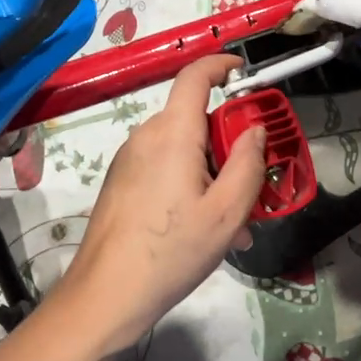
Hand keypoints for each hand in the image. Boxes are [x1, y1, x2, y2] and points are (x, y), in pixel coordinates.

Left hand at [58, 55, 266, 345]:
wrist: (105, 295)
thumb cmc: (171, 251)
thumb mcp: (226, 213)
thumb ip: (248, 164)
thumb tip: (255, 129)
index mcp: (172, 132)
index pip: (195, 75)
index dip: (220, 65)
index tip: (243, 73)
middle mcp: (147, 135)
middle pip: (194, 119)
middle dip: (227, 145)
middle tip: (251, 188)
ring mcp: (129, 158)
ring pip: (181, 148)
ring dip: (210, 173)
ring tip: (231, 225)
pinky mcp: (121, 181)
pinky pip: (163, 167)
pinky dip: (188, 184)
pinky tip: (200, 230)